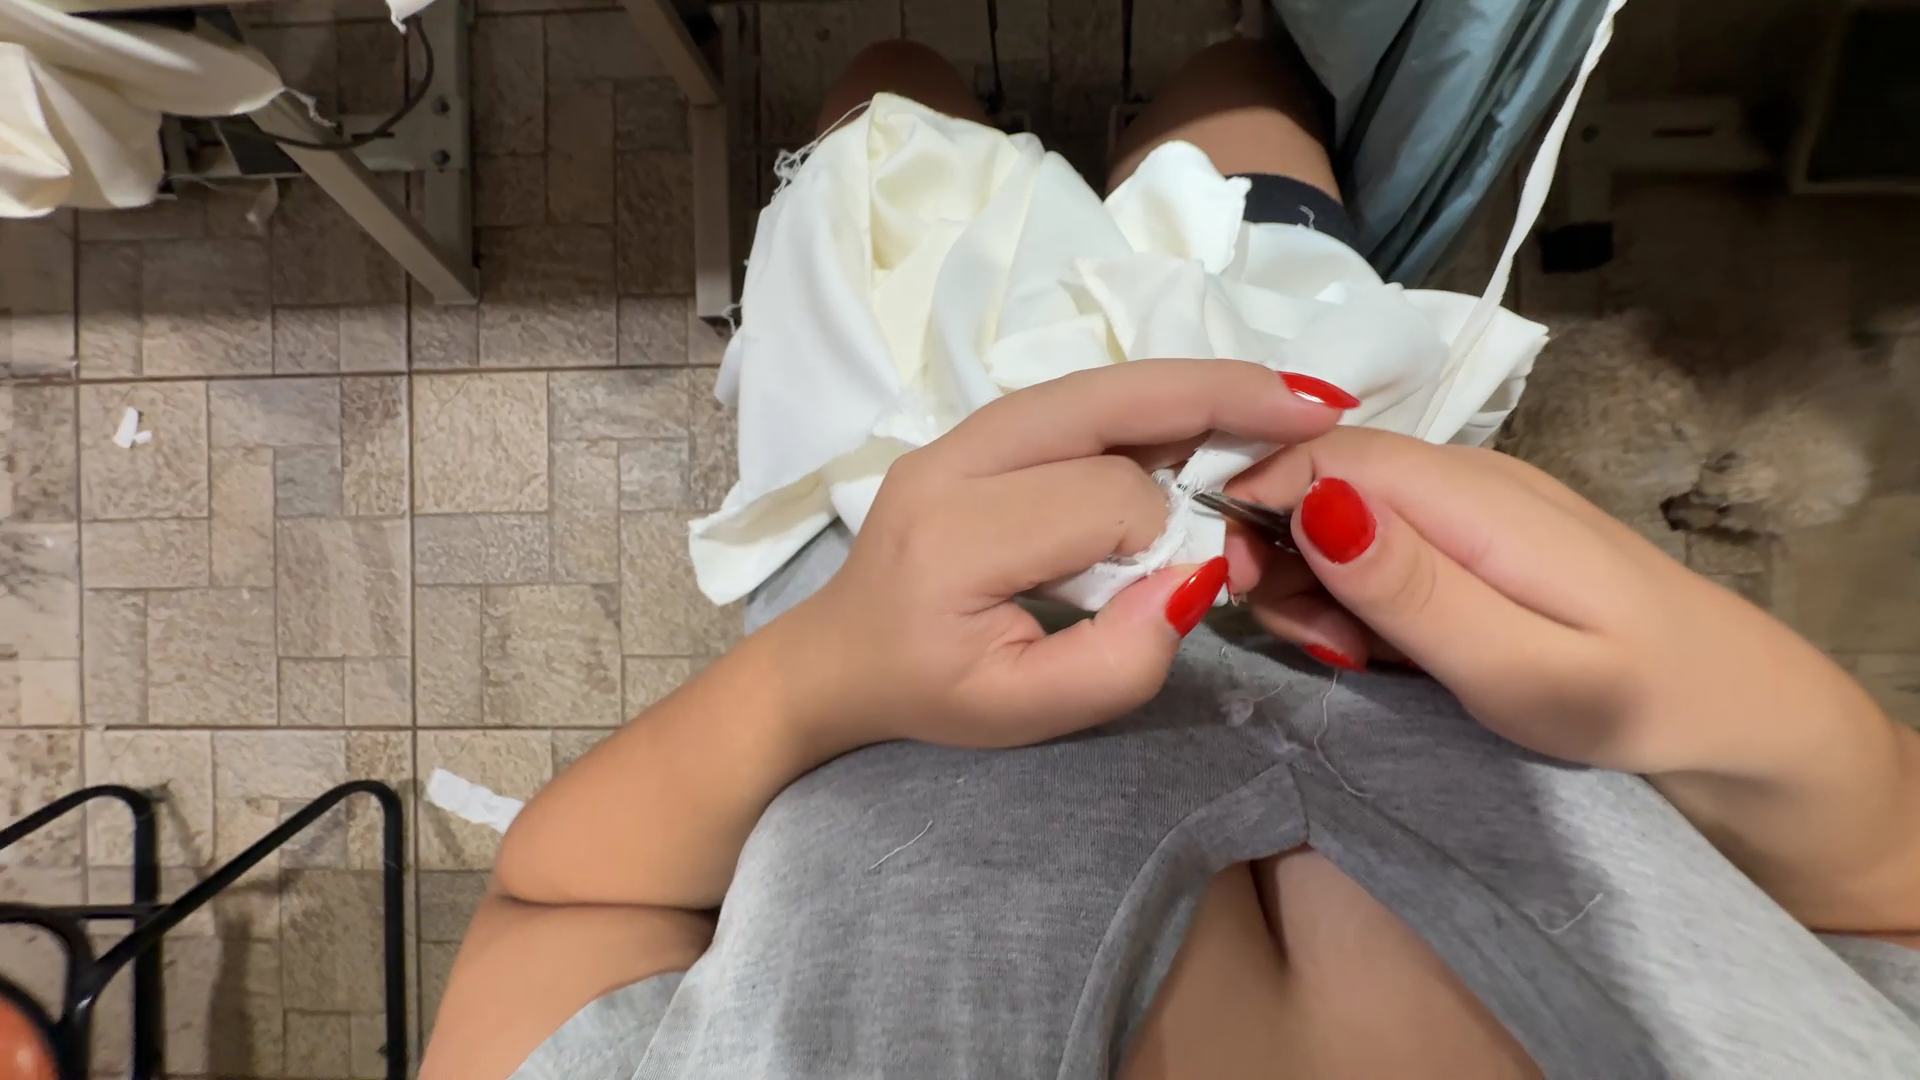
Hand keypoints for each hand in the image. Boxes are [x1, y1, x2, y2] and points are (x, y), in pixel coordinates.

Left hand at [778, 360, 1350, 751]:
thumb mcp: (1023, 712)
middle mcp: (950, 462)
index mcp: (957, 538)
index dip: (1163, 532)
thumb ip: (1119, 660)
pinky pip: (1071, 401)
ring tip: (1272, 404)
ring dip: (1187, 389)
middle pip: (1102, 401)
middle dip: (1215, 397)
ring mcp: (952, 435)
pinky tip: (1196, 416)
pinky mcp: (965, 432)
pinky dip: (1144, 403)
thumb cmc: (927, 694)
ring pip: (1091, 387)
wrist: (837, 657)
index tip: (1186, 574)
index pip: (1101, 499)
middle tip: (1312, 406)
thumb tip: (1198, 571)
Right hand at [1226, 426, 1877, 778]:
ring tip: (1354, 655)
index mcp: (1471, 494)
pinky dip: (1348, 596)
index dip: (1257, 504)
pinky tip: (1377, 644)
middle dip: (1283, 561)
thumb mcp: (1521, 669)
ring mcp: (1460, 508)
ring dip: (1314, 588)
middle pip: (1317, 483)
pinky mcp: (1460, 539)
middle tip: (1319, 646)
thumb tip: (1312, 500)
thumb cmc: (1639, 707)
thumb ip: (1412, 587)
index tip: (1244, 586)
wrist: (1748, 726)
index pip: (1320, 452)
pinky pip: (1368, 546)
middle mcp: (1459, 479)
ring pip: (1333, 518)